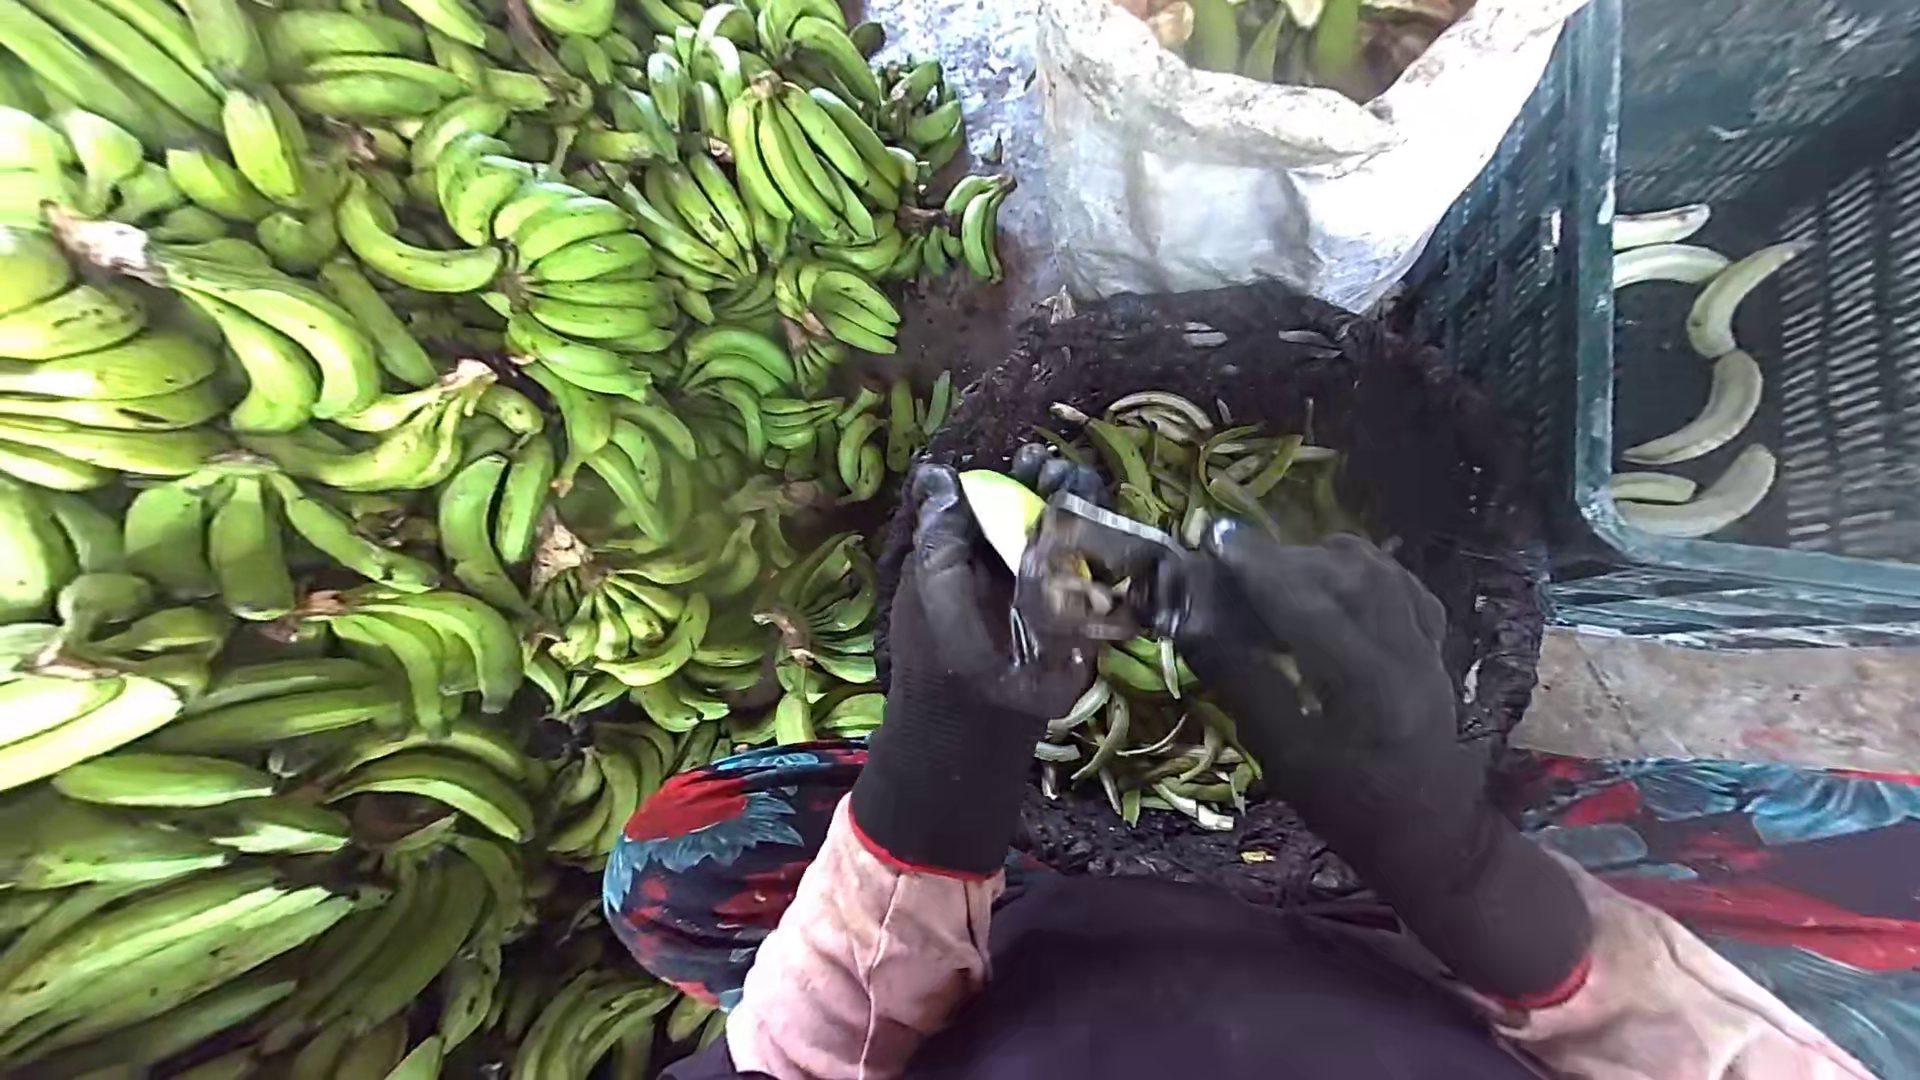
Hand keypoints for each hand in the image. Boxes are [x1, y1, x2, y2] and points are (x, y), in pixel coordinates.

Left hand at [888, 463, 1093, 720]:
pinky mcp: (1084, 611)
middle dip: (1060, 483)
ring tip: (1084, 493)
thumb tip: (935, 471)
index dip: (1020, 474)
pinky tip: (1108, 533)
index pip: (1004, 495)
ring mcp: (1054, 583)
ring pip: (1079, 532)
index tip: (1032, 461)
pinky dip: (1110, 547)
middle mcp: (1018, 558)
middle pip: (1048, 507)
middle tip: (1061, 474)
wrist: (976, 717)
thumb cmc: (940, 647)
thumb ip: (938, 529)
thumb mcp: (928, 582)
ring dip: (1086, 506)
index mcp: (978, 546)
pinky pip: (1103, 571)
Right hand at [1177, 523, 1591, 1004]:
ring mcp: (1430, 651)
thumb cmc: (1347, 806)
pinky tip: (1335, 567)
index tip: (1218, 540)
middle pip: (1347, 579)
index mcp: (1367, 691)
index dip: (1260, 568)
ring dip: (1323, 555)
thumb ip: (1242, 683)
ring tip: (1278, 560)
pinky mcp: (1437, 651)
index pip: (1310, 607)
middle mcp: (1407, 658)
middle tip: (1236, 553)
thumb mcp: (1281, 754)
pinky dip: (1367, 567)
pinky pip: (1407, 588)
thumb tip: (1196, 627)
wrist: (1433, 839)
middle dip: (1284, 555)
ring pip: (1381, 575)